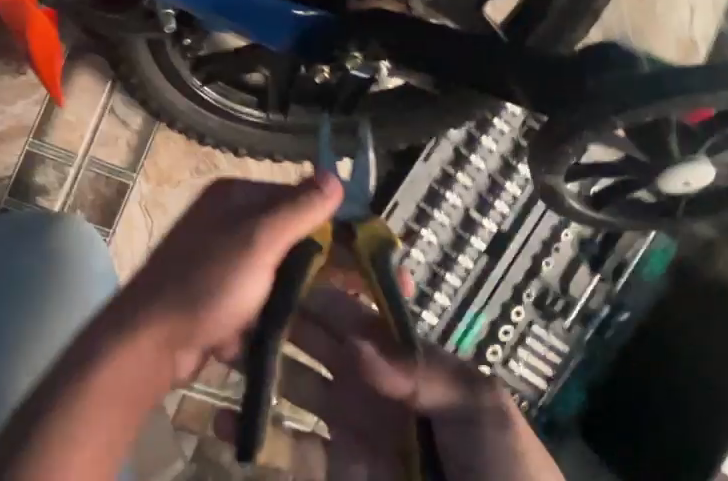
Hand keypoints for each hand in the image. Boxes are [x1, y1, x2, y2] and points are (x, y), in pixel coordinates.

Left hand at [114, 174, 342, 381]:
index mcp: (235, 196)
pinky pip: (263, 301)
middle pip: (291, 237)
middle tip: (358, 293)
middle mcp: (229, 221)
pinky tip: (297, 333)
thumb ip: (297, 209)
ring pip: (280, 273)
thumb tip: (336, 176)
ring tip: (336, 318)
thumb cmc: (206, 284)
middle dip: (320, 265)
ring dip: (299, 295)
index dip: (333, 224)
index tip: (370, 255)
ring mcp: (225, 261)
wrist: (152, 342)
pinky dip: (275, 315)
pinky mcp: (223, 297)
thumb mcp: (257, 241)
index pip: (299, 197)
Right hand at [220, 286, 565, 480]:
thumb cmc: (510, 470)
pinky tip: (223, 420)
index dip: (316, 290)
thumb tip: (356, 347)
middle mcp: (370, 385)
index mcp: (404, 359)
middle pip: (314, 343)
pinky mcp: (337, 472)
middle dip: (276, 319)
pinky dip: (256, 434)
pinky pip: (292, 448)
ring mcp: (350, 429)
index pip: (351, 313)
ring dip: (260, 367)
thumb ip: (419, 369)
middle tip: (228, 300)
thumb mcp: (482, 407)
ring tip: (216, 346)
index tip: (271, 267)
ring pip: (295, 385)